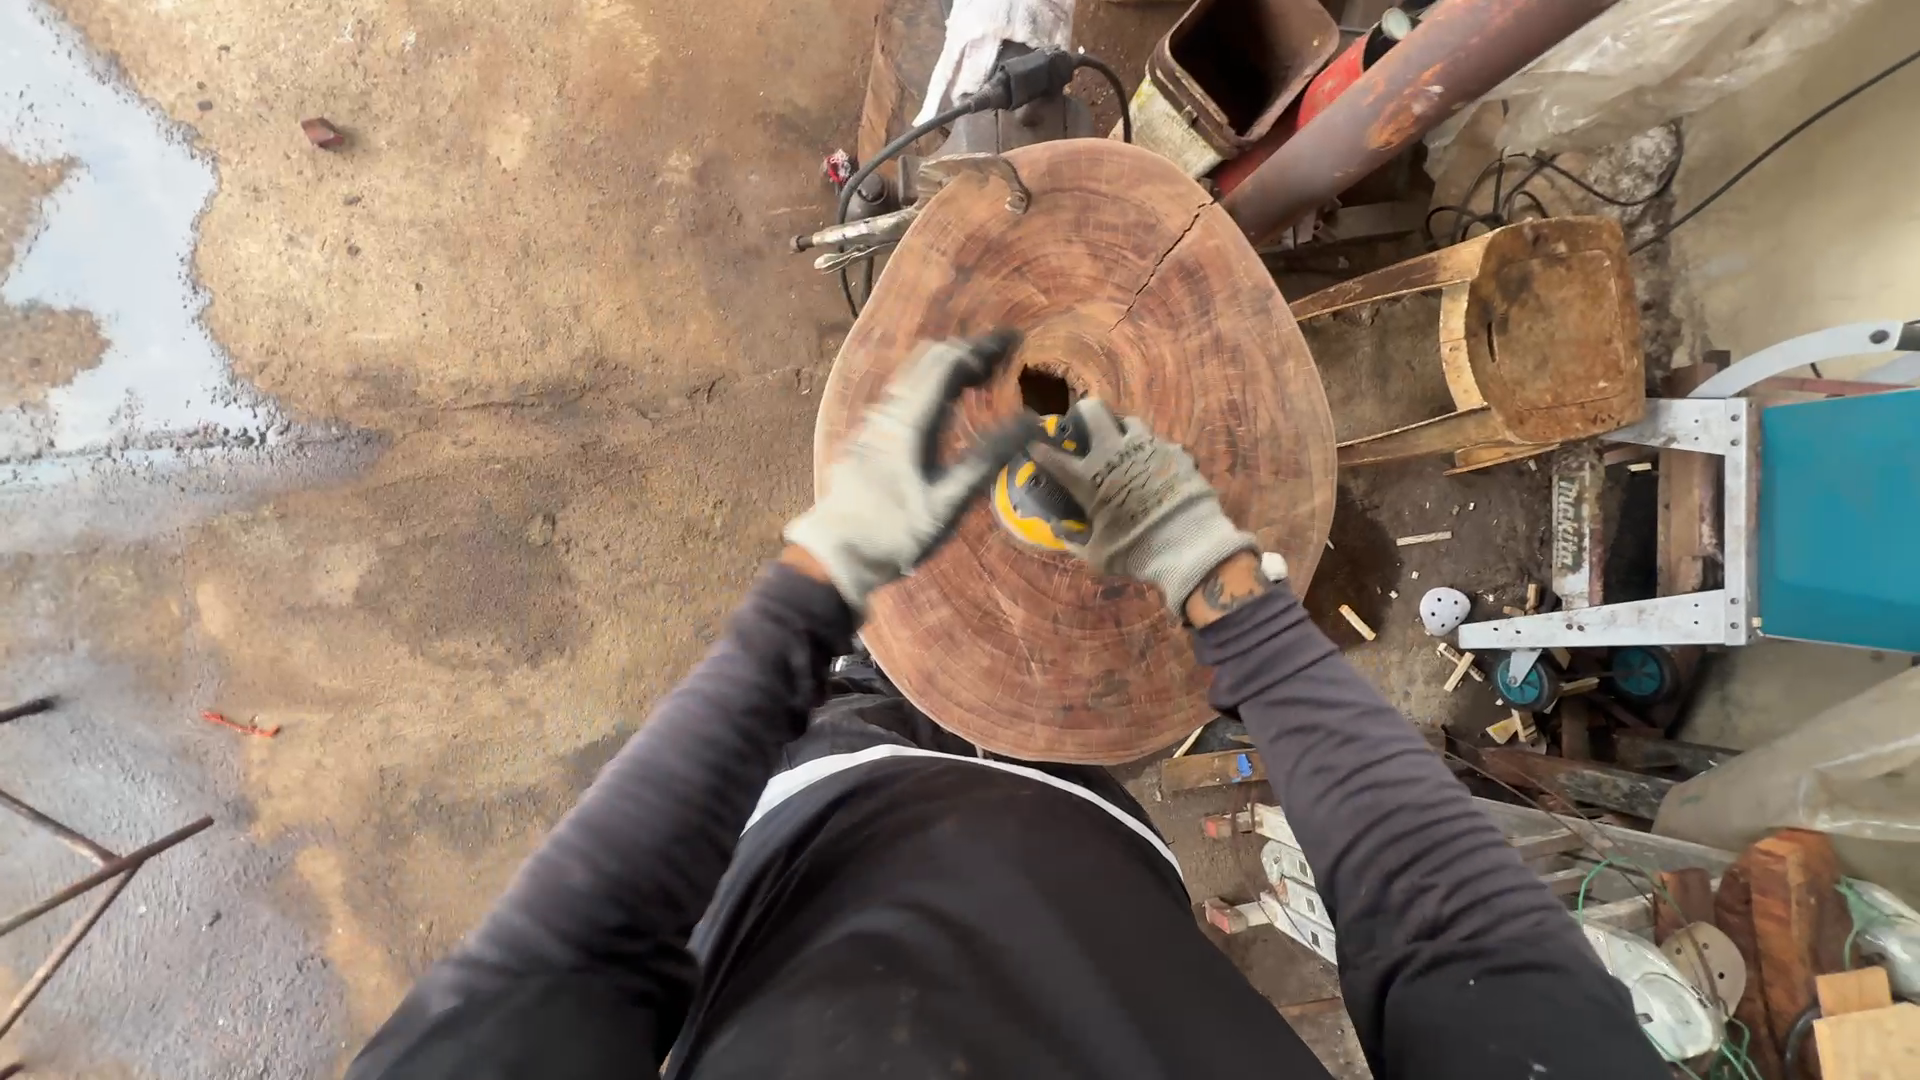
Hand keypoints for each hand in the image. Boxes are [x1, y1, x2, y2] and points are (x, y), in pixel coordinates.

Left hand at [786, 330, 1036, 613]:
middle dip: (968, 351)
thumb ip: (988, 459)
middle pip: (929, 360)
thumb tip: (1032, 422)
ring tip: (979, 378)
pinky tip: (943, 410)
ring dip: (947, 367)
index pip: (949, 363)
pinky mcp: (867, 438)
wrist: (836, 555)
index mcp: (910, 422)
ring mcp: (874, 423)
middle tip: (1002, 358)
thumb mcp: (948, 502)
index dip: (984, 347)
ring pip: (912, 375)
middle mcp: (889, 412)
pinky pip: (903, 394)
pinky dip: (931, 386)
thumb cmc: (895, 532)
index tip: (1016, 340)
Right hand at [1028, 399, 1256, 617]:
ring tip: (1121, 443)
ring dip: (1121, 428)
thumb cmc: (1134, 551)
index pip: (1053, 455)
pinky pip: (1158, 442)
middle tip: (1084, 426)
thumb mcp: (1096, 554)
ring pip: (1129, 420)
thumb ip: (1073, 539)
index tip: (1035, 446)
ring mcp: (1146, 446)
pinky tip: (1153, 465)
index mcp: (1087, 478)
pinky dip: (1151, 451)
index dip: (1040, 448)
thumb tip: (1058, 529)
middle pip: (1093, 411)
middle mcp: (1113, 452)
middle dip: (1084, 413)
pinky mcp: (1174, 450)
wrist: (1187, 545)